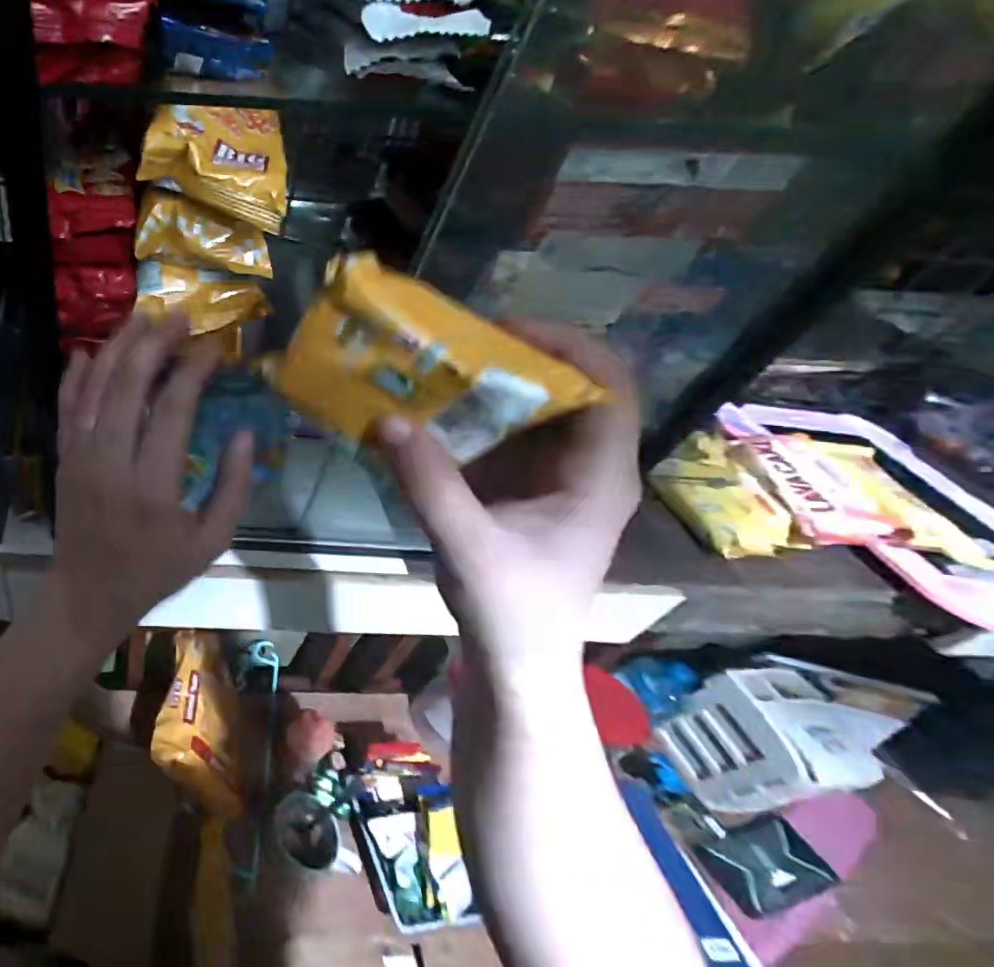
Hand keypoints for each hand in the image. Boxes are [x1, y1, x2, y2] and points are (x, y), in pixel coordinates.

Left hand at [38, 313, 253, 655]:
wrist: (87, 594)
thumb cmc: (155, 570)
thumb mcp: (211, 542)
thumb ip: (233, 488)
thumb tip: (246, 433)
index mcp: (153, 487)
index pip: (173, 409)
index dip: (194, 370)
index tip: (214, 348)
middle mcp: (111, 464)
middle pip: (128, 386)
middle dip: (155, 343)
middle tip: (178, 315)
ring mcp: (80, 458)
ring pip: (95, 388)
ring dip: (118, 348)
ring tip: (142, 317)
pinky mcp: (64, 459)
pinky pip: (66, 407)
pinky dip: (76, 376)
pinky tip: (89, 350)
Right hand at [376, 320, 641, 673]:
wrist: (514, 662)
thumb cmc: (513, 609)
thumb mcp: (469, 545)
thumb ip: (429, 483)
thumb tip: (386, 419)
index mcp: (598, 475)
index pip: (607, 386)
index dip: (566, 347)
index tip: (502, 332)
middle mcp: (582, 466)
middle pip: (566, 390)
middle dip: (514, 361)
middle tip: (454, 345)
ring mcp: (550, 478)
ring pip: (530, 412)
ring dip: (486, 388)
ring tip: (435, 369)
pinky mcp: (519, 490)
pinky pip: (500, 438)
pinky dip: (468, 420)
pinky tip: (428, 414)